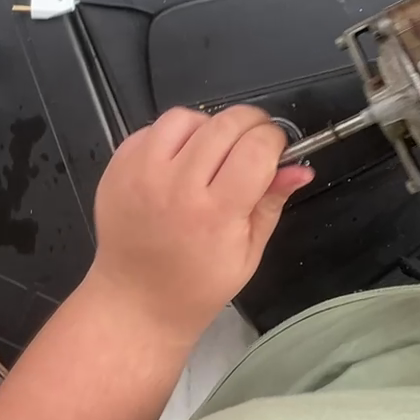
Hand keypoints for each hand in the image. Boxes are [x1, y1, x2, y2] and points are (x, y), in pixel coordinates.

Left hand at [85, 106, 313, 342]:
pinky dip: (173, 136)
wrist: (133, 301)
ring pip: (187, 117)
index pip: (256, 148)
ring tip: (213, 151)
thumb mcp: (248, 254)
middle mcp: (176, 186)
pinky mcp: (118, 166)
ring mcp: (141, 172)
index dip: (275, 140)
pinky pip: (153, 128)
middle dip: (250, 124)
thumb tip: (300, 168)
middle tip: (253, 143)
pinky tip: (180, 160)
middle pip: (225, 124)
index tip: (277, 149)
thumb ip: (271, 203)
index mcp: (215, 213)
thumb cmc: (196, 286)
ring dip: (208, 126)